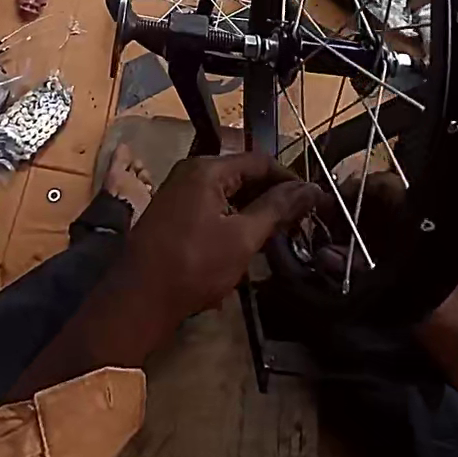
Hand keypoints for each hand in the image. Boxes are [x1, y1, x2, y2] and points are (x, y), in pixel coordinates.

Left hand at [117, 152, 320, 328]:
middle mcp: (192, 172)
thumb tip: (310, 189)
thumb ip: (276, 209)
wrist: (141, 295)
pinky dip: (235, 219)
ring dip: (255, 211)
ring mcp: (181, 191)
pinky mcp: (176, 212)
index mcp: (207, 169)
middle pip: (244, 174)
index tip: (316, 203)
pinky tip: (251, 242)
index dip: (291, 180)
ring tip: (283, 235)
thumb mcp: (242, 237)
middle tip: (303, 224)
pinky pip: (214, 206)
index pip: (260, 161)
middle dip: (273, 197)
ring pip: (229, 192)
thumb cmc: (193, 264)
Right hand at [320, 172, 457, 456]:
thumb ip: (377, 283)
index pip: (395, 189)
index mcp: (457, 232)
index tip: (327, 213)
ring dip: (376, 249)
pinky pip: (420, 265)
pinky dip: (394, 269)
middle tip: (330, 243)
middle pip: (399, 214)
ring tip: (345, 264)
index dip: (356, 194)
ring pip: (408, 241)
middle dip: (360, 223)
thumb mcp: (431, 317)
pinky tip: (379, 288)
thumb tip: (323, 254)